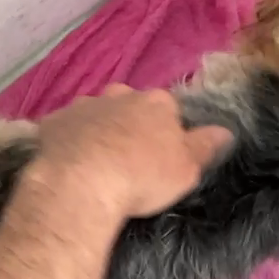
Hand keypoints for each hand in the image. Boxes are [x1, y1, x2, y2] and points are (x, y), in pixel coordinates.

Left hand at [27, 84, 233, 219]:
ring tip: (97, 163)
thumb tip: (225, 130)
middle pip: (130, 107)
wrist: (82, 183)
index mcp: (157, 103)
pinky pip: (66, 128)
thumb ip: (205, 146)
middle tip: (129, 160)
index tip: (161, 156)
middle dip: (130, 126)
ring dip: (99, 131)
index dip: (166, 132)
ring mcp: (84, 106)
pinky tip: (69, 162)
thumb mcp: (186, 168)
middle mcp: (120, 95)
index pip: (168, 110)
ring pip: (97, 115)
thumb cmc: (142, 176)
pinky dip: (69, 141)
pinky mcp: (53, 122)